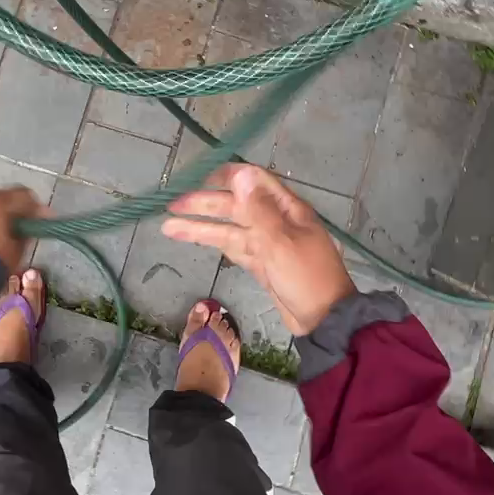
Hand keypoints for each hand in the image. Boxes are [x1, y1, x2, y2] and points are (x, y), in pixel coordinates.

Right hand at [161, 164, 356, 335]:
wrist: (325, 320)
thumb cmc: (307, 277)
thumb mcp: (281, 242)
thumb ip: (258, 209)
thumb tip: (241, 174)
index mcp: (286, 208)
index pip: (253, 181)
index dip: (226, 177)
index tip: (199, 179)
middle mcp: (276, 220)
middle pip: (235, 205)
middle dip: (205, 204)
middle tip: (173, 206)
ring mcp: (268, 243)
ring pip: (230, 229)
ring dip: (201, 227)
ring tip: (169, 226)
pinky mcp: (262, 263)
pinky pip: (234, 248)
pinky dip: (214, 243)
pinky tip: (194, 238)